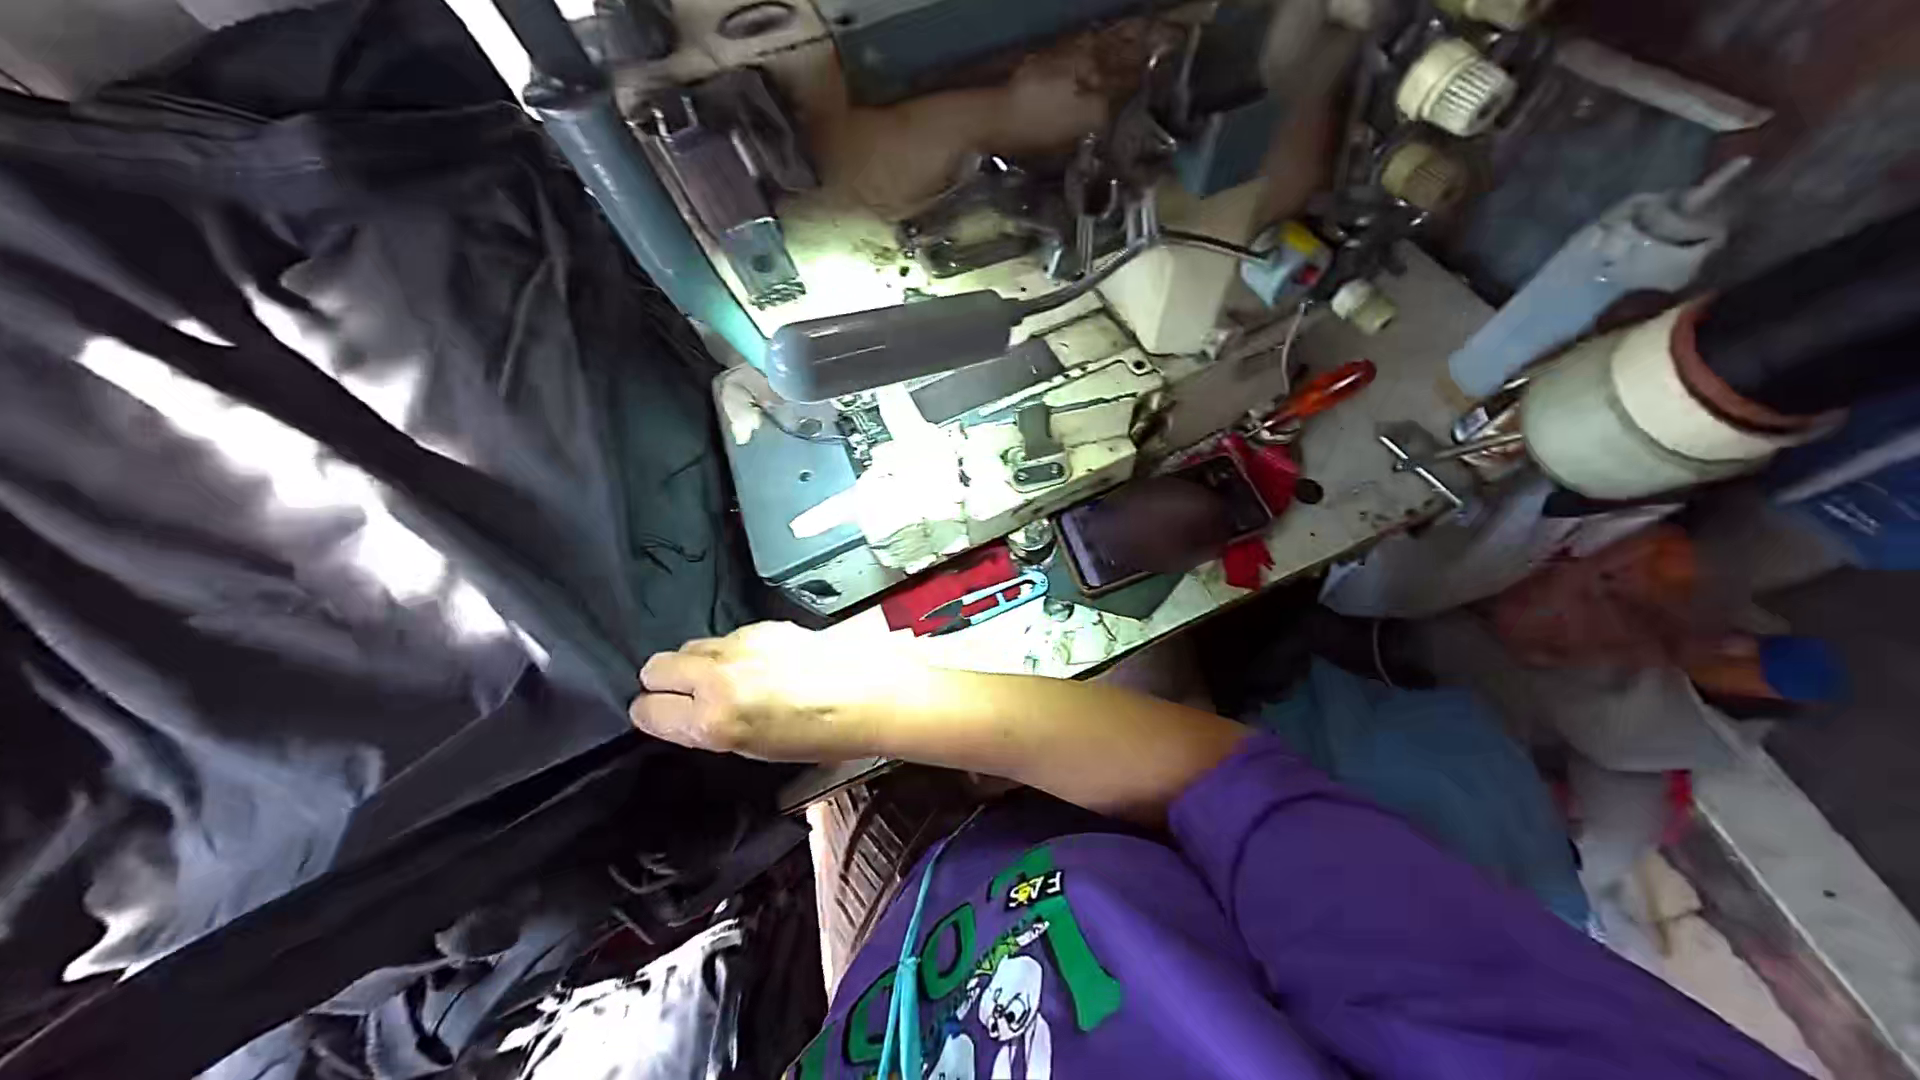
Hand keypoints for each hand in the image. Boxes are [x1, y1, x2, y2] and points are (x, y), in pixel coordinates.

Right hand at [629, 622, 917, 761]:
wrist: (873, 692)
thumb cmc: (823, 736)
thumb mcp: (758, 750)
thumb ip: (712, 729)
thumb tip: (690, 716)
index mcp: (713, 721)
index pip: (647, 710)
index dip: (653, 715)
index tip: (665, 717)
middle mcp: (717, 678)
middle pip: (656, 667)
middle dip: (664, 682)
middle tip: (688, 696)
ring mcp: (739, 645)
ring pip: (690, 647)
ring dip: (697, 663)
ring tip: (728, 680)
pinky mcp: (763, 625)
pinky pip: (727, 638)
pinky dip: (732, 651)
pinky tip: (761, 664)